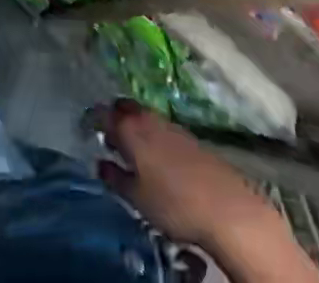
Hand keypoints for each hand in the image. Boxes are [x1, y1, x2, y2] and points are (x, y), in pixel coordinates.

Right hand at [96, 100, 318, 282]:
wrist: (231, 212)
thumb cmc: (174, 205)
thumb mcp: (136, 198)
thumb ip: (114, 177)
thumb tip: (100, 163)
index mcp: (129, 128)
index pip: (102, 113)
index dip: (92, 119)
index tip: (86, 130)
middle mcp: (149, 119)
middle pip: (125, 107)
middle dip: (115, 116)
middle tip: (109, 136)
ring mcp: (173, 127)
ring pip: (145, 116)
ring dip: (136, 126)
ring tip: (133, 149)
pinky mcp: (193, 139)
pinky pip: (164, 128)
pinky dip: (154, 136)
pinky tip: (159, 158)